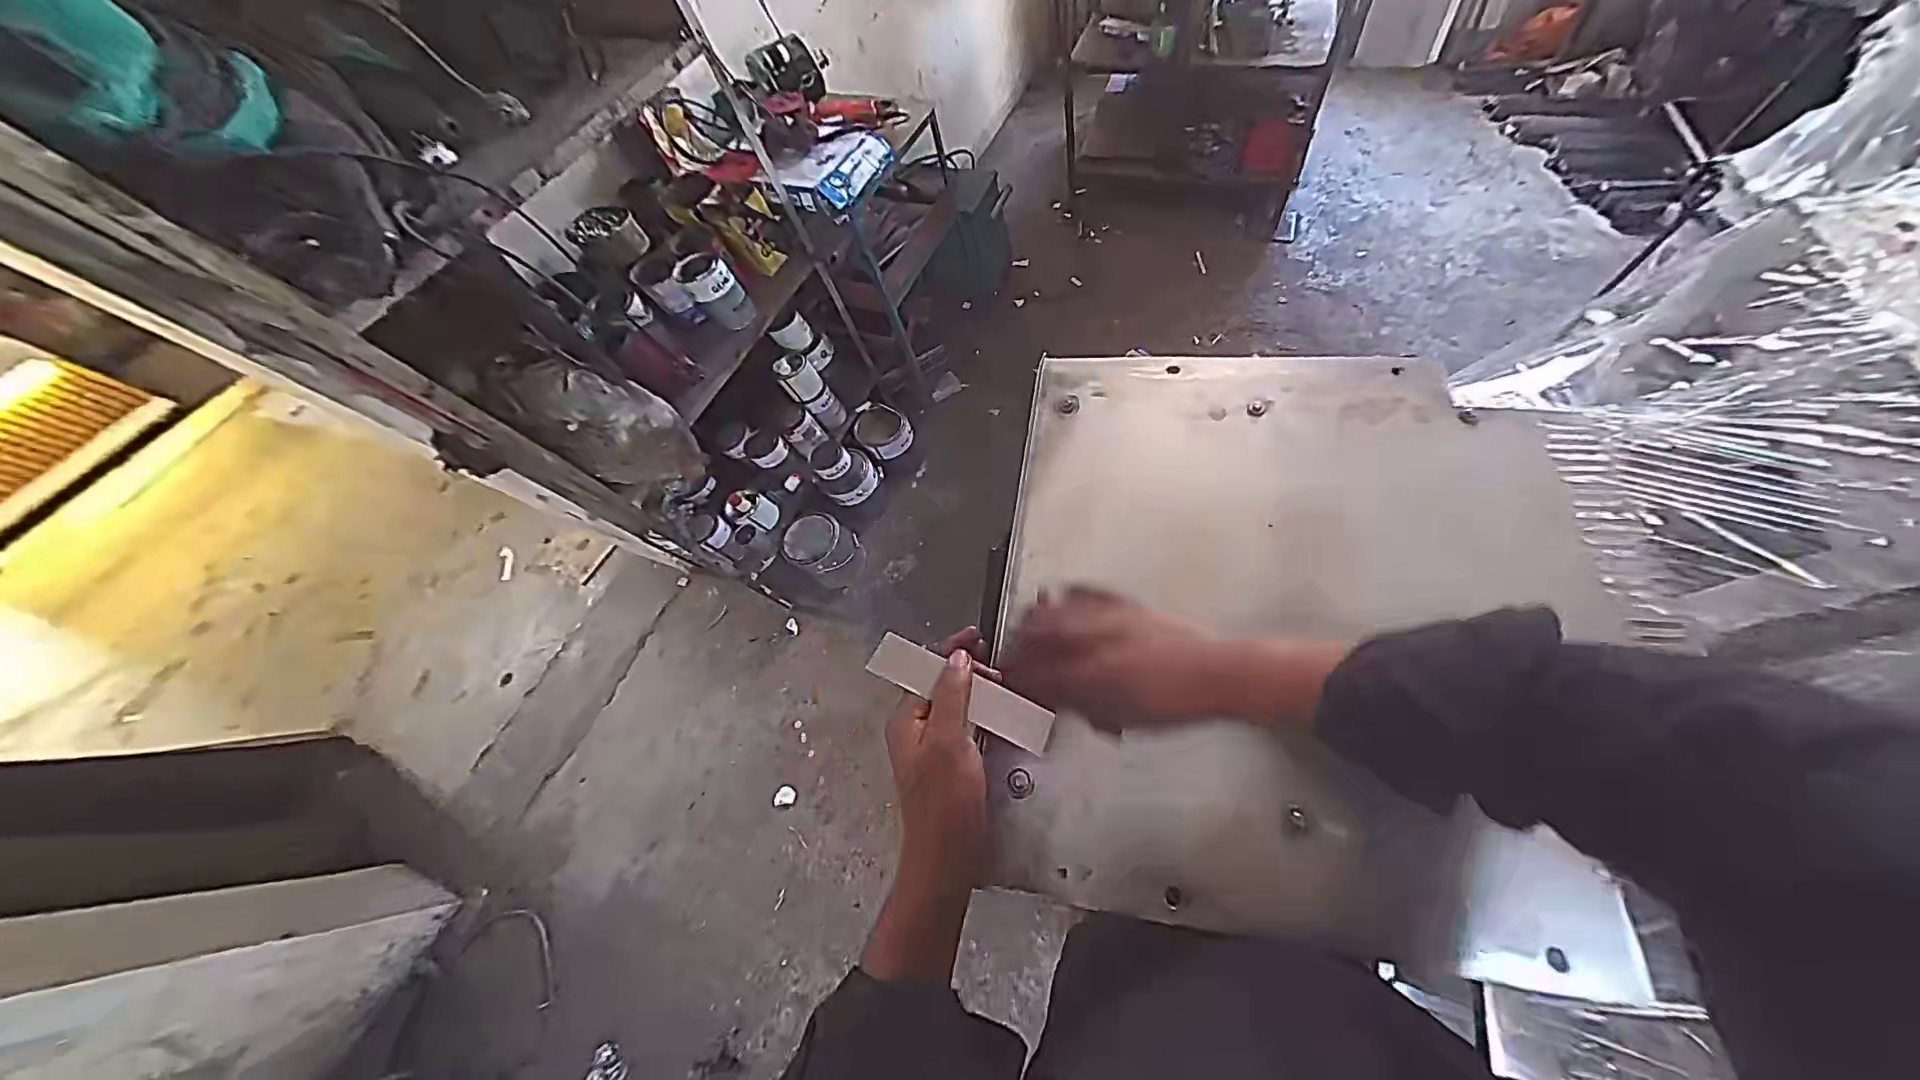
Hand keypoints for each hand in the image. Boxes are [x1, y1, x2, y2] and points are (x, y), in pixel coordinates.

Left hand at [864, 628, 989, 982]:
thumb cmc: (943, 807)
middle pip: (944, 684)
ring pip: (959, 704)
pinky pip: (970, 726)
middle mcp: (918, 729)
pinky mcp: (955, 763)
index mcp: (907, 720)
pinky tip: (1004, 715)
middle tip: (998, 671)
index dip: (951, 650)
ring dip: (981, 692)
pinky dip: (986, 714)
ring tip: (1005, 687)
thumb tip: (957, 658)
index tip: (977, 637)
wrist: (948, 860)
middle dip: (970, 671)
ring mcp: (936, 747)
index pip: (927, 671)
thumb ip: (951, 695)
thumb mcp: (948, 742)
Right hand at [1002, 586, 1348, 732]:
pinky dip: (1070, 597)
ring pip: (1058, 609)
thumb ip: (1087, 706)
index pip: (1039, 672)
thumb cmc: (1179, 701)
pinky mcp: (1128, 605)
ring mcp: (1113, 618)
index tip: (1011, 677)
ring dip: (1038, 617)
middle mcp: (1097, 640)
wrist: (1219, 674)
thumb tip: (1062, 700)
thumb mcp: (1126, 716)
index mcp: (1093, 674)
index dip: (1019, 676)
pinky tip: (1065, 597)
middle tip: (1014, 651)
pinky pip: (1088, 594)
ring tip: (1030, 623)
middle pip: (1040, 633)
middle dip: (1020, 642)